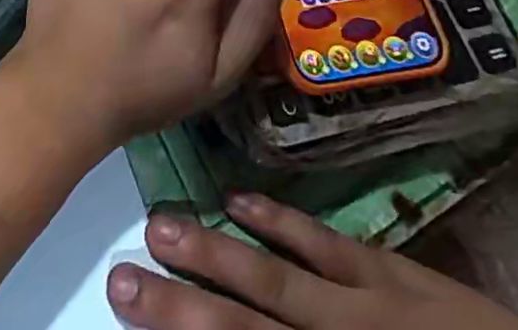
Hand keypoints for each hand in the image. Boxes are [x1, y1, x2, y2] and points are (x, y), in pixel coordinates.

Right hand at [107, 192, 517, 328]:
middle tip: (122, 279)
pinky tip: (240, 200)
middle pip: (248, 326)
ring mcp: (371, 307)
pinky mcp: (395, 274)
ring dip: (216, 254)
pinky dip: (281, 222)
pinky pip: (328, 245)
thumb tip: (248, 325)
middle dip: (182, 306)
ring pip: (279, 279)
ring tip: (161, 225)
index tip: (135, 318)